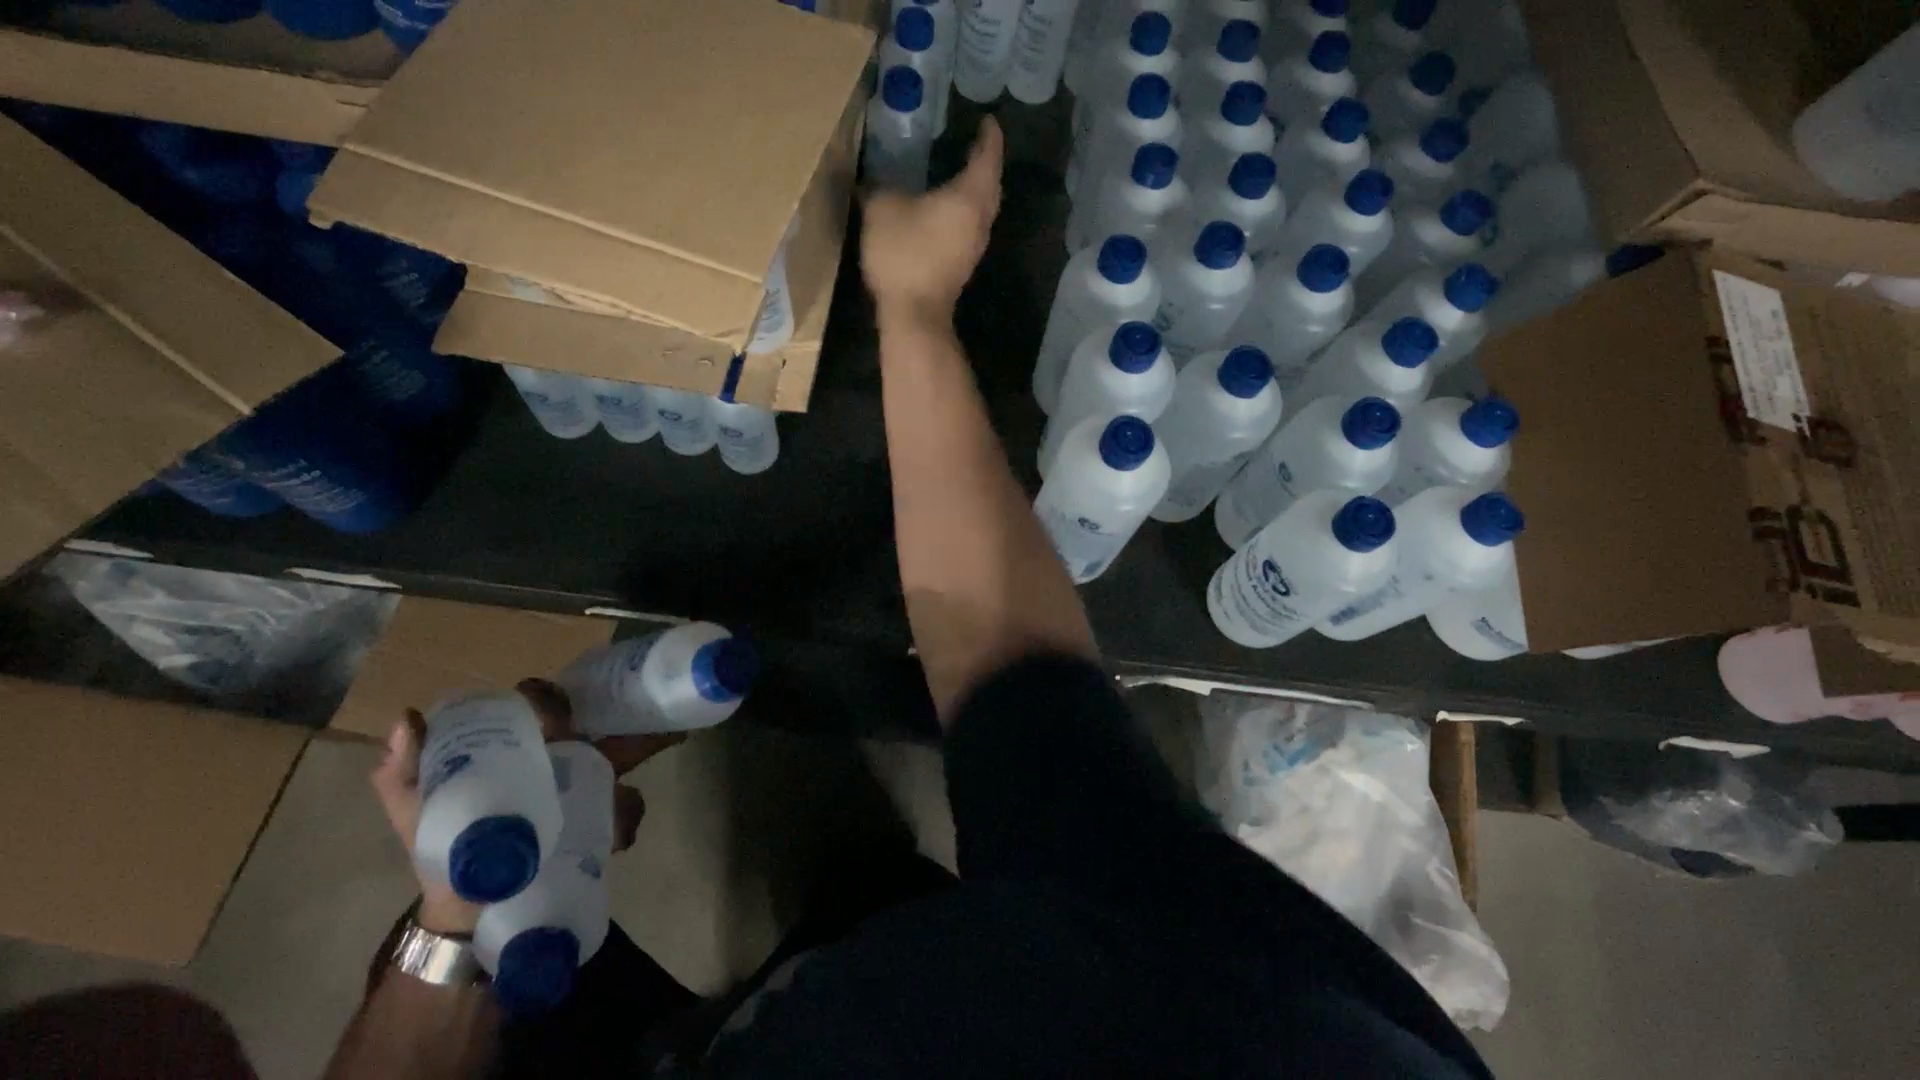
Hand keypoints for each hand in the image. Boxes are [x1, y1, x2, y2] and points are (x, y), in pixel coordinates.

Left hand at [370, 679, 682, 933]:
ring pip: (619, 775)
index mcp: (520, 746)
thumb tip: (407, 718)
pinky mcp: (594, 829)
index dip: (549, 700)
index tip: (550, 713)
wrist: (464, 908)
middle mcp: (559, 761)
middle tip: (645, 735)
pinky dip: (624, 824)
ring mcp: (581, 794)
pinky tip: (615, 836)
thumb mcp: (413, 806)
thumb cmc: (442, 844)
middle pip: (601, 733)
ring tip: (621, 804)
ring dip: (628, 783)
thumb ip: (402, 768)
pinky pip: (622, 818)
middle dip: (629, 729)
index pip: (542, 706)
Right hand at [861, 117, 1003, 326]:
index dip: (989, 136)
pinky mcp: (964, 263)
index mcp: (969, 195)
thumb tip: (873, 179)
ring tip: (962, 170)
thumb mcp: (882, 208)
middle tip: (976, 143)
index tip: (988, 120)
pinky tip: (948, 206)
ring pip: (984, 207)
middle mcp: (981, 218)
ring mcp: (975, 244)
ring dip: (977, 188)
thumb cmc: (903, 253)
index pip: (987, 156)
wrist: (914, 312)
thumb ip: (880, 186)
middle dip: (986, 161)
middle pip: (992, 183)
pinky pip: (971, 224)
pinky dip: (966, 208)